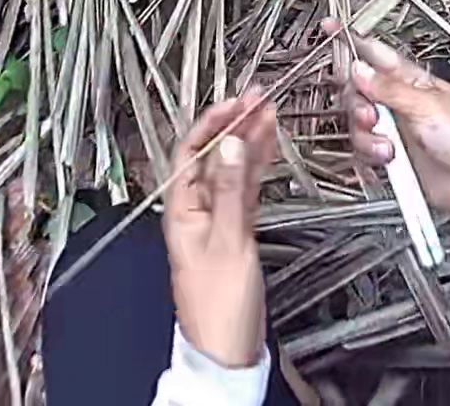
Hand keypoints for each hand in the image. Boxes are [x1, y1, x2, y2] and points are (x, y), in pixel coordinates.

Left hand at [162, 91, 278, 368]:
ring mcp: (219, 212)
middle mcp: (198, 205)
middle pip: (216, 153)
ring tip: (267, 111)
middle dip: (236, 123)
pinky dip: (258, 162)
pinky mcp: (237, 223)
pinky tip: (267, 144)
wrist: (228, 351)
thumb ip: (231, 189)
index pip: (192, 149)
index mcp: (182, 206)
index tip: (234, 103)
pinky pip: (246, 182)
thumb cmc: (217, 308)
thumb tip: (231, 144)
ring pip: (234, 164)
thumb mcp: (227, 240)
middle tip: (257, 99)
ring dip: (250, 138)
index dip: (213, 123)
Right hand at [331, 17, 449, 215]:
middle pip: (356, 87)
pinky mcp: (388, 151)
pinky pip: (362, 146)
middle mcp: (396, 98)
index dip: (350, 38)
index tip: (329, 27)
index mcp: (409, 78)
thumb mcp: (428, 106)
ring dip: (366, 132)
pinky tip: (388, 156)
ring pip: (356, 118)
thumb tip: (358, 69)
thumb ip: (389, 89)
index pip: (373, 51)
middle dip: (357, 101)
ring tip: (387, 143)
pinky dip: (370, 151)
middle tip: (372, 114)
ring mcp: (391, 125)